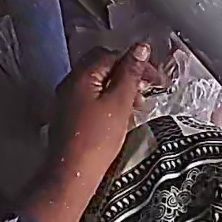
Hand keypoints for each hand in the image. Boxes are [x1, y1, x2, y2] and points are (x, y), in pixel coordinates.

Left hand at [23, 45, 162, 221]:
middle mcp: (70, 82)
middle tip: (147, 91)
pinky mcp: (69, 115)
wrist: (73, 174)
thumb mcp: (120, 103)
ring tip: (137, 105)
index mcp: (81, 75)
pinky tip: (121, 115)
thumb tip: (140, 48)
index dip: (135, 63)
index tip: (154, 79)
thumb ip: (130, 74)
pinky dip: (109, 101)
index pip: (111, 55)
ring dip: (119, 89)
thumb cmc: (98, 139)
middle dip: (127, 75)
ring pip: (98, 83)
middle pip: (102, 66)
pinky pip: (92, 97)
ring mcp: (67, 99)